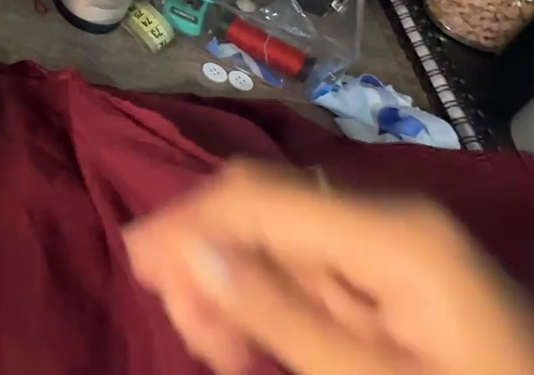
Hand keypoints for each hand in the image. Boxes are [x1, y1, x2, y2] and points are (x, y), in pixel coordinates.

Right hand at [122, 162, 533, 374]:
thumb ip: (282, 315)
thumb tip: (189, 250)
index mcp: (391, 229)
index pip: (253, 193)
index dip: (185, 220)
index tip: (135, 262)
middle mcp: (387, 214)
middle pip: (261, 205)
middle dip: (205, 251)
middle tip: (174, 315)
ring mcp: (395, 241)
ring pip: (277, 236)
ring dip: (232, 278)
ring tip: (211, 340)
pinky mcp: (398, 272)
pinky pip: (310, 266)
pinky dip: (271, 295)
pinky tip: (253, 334)